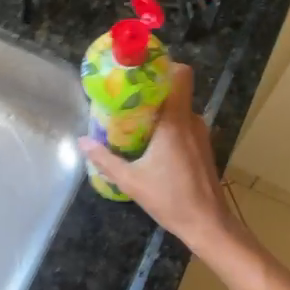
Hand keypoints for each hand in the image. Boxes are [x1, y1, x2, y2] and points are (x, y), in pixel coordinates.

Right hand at [78, 64, 243, 253]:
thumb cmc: (171, 199)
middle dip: (150, 91)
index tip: (140, 70)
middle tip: (124, 97)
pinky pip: (183, 125)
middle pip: (174, 91)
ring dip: (158, 111)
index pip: (181, 75)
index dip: (164, 65)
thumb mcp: (131, 181)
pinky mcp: (202, 147)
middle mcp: (191, 121)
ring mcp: (200, 134)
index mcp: (176, 121)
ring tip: (131, 119)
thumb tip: (82, 142)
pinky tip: (149, 141)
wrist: (208, 224)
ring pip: (178, 109)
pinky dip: (168, 126)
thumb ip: (105, 159)